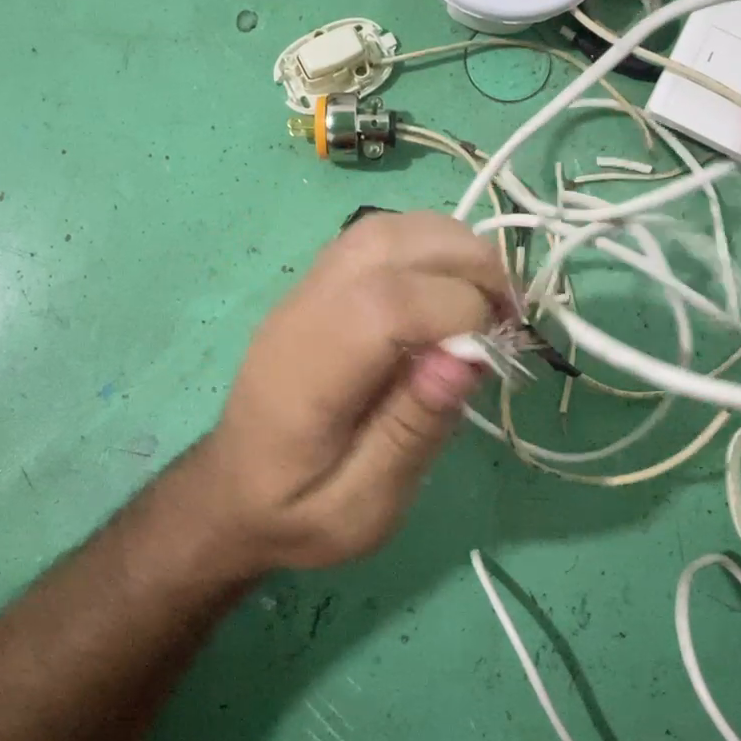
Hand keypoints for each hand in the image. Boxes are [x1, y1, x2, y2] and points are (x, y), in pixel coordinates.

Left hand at [186, 211, 510, 570]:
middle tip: (510, 317)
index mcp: (306, 377)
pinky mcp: (315, 286)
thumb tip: (467, 357)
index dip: (457, 310)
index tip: (494, 351)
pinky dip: (428, 247)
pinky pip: (376, 238)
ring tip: (489, 299)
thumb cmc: (297, 512)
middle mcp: (300, 314)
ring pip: (384, 228)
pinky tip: (451, 288)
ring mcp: (303, 291)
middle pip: (386, 242)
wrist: (230, 493)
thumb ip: (410, 435)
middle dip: (467, 264)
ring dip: (452, 247)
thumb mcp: (361, 509)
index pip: (385, 303)